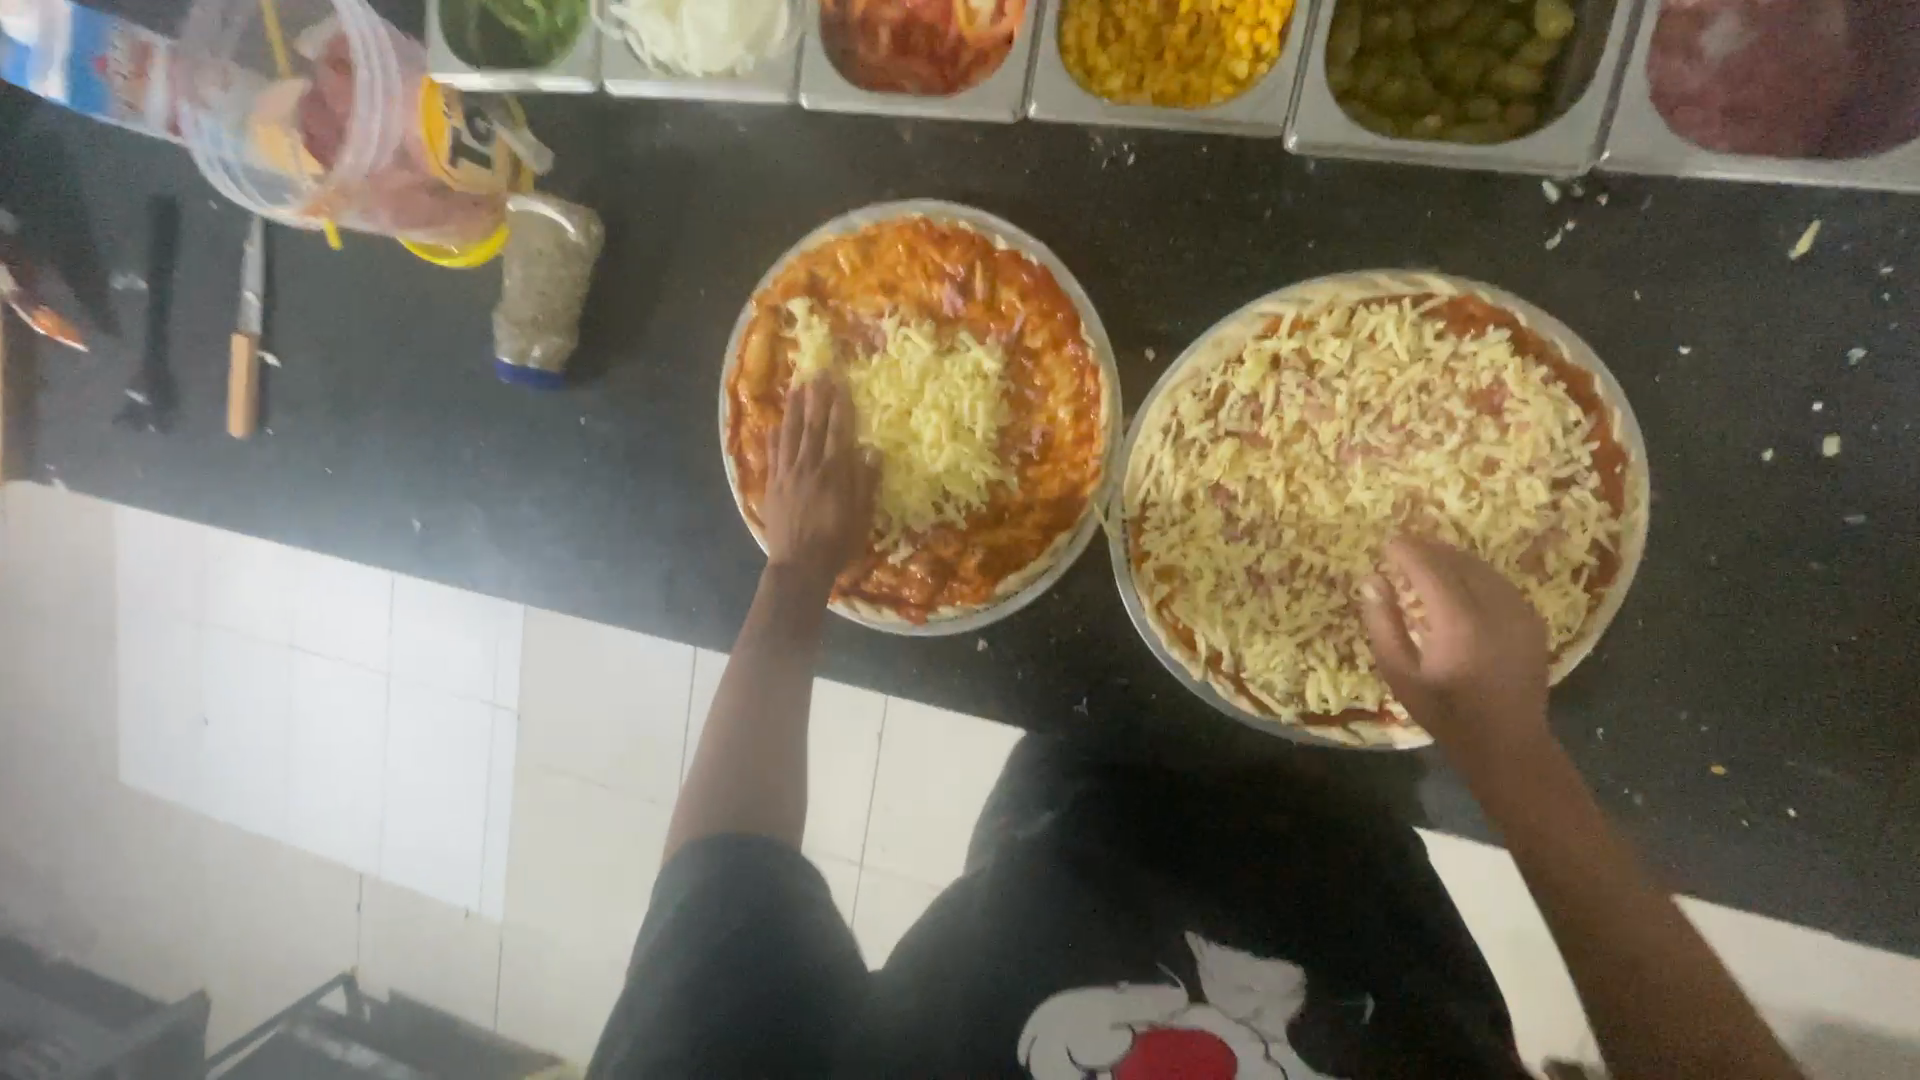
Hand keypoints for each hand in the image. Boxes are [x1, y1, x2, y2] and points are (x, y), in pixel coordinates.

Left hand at [761, 375, 878, 592]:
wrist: (799, 565)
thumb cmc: (837, 544)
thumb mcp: (861, 517)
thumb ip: (865, 483)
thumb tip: (871, 451)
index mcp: (834, 473)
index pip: (839, 431)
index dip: (840, 406)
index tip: (841, 383)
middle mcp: (809, 467)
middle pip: (813, 426)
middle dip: (817, 398)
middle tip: (819, 372)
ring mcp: (787, 475)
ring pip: (790, 434)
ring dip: (794, 409)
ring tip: (796, 386)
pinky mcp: (772, 485)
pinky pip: (773, 454)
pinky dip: (774, 436)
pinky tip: (775, 423)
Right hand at [1357, 536, 1550, 755]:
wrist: (1506, 741)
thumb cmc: (1443, 711)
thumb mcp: (1398, 672)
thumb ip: (1383, 622)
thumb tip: (1372, 580)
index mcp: (1458, 622)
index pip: (1429, 568)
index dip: (1406, 550)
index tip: (1386, 543)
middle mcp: (1494, 608)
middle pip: (1457, 561)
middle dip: (1427, 549)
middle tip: (1401, 548)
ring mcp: (1519, 612)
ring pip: (1481, 567)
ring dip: (1451, 558)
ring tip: (1425, 560)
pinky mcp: (1531, 620)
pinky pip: (1498, 582)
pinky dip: (1472, 573)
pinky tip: (1455, 582)